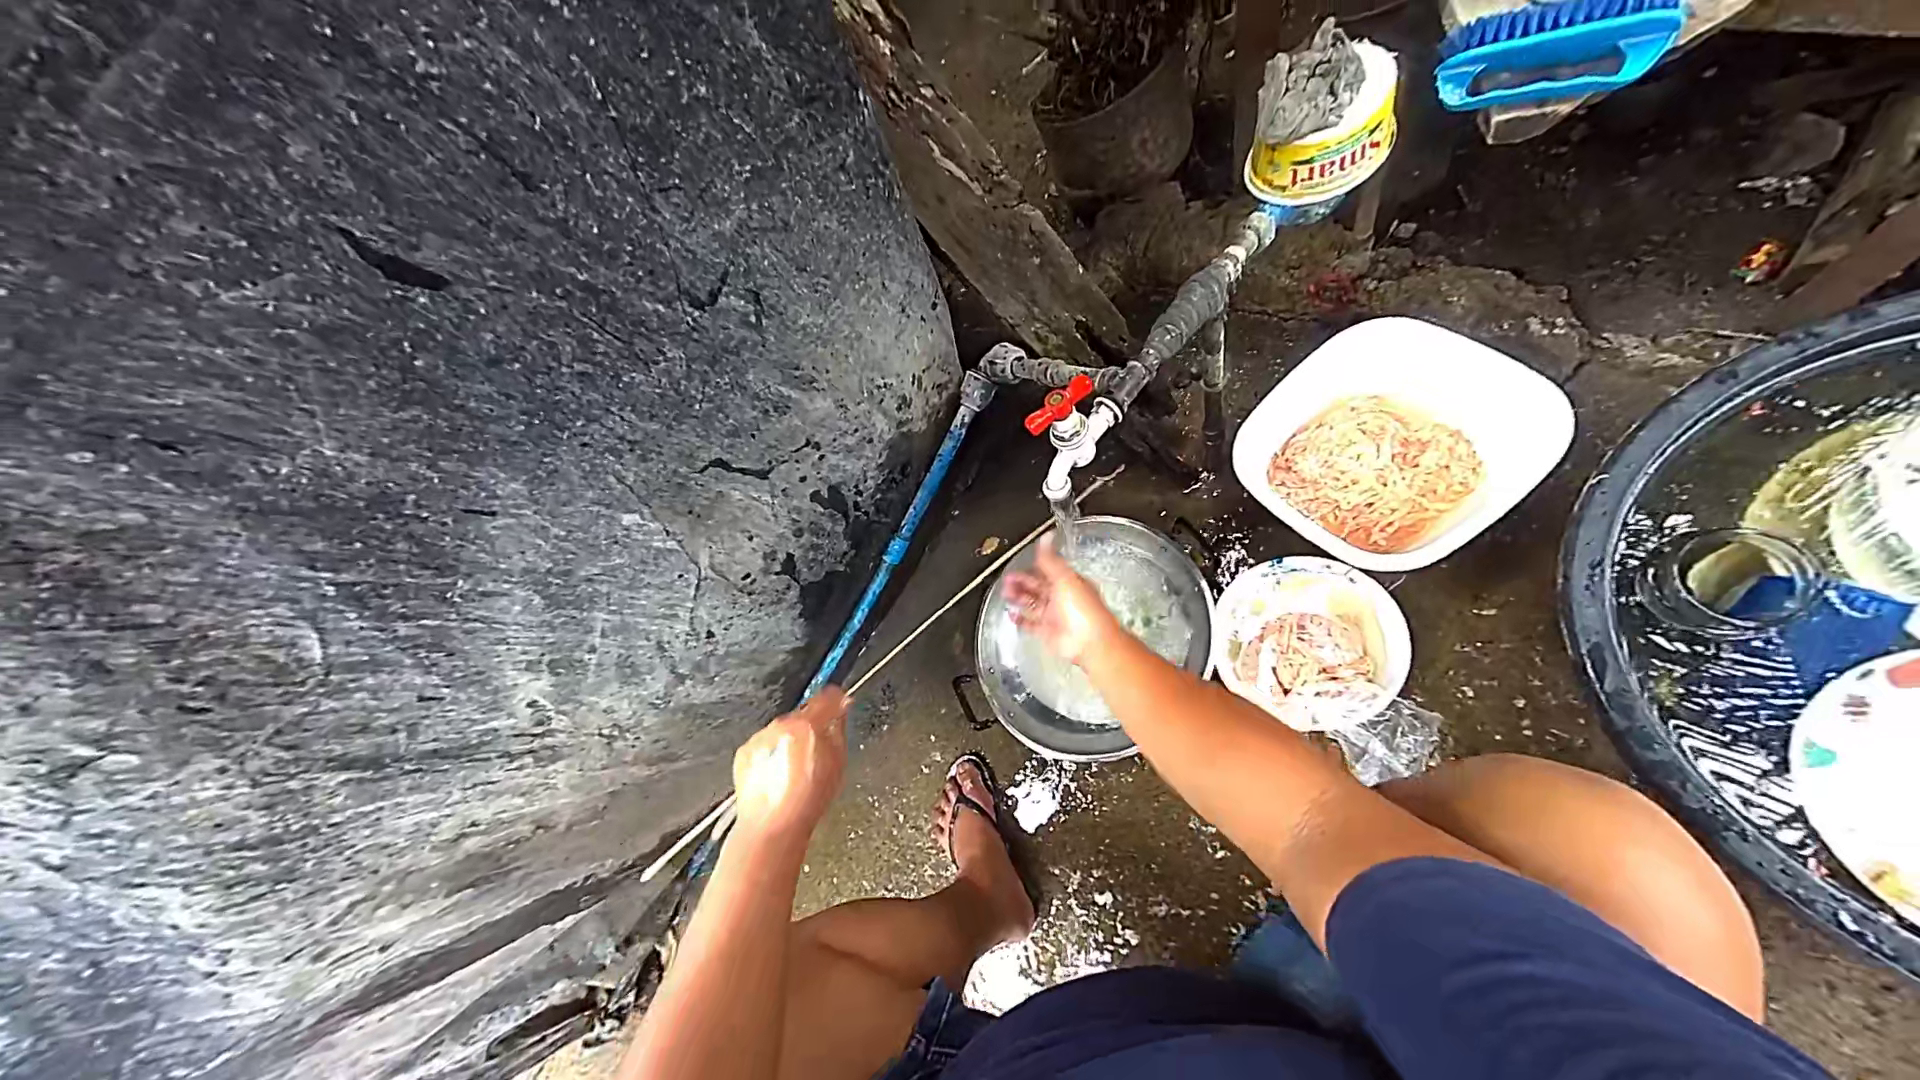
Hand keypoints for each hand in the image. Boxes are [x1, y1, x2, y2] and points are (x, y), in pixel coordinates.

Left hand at [732, 687, 847, 843]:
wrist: (772, 825)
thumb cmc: (806, 800)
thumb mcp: (838, 763)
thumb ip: (840, 730)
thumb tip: (840, 712)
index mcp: (810, 724)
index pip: (827, 696)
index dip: (836, 699)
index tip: (839, 704)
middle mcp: (783, 725)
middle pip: (803, 713)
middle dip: (811, 726)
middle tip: (817, 751)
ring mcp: (762, 737)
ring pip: (782, 728)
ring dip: (790, 740)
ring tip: (795, 770)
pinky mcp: (746, 751)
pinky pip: (764, 743)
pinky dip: (771, 753)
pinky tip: (778, 775)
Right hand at [1001, 536, 1119, 666]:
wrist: (1091, 642)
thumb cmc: (1084, 610)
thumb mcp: (1065, 578)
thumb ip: (1051, 559)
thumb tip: (1047, 537)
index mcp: (1068, 582)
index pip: (1048, 570)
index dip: (1033, 566)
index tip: (1019, 563)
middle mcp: (1062, 598)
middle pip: (1038, 587)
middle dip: (1022, 582)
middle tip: (1007, 579)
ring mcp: (1054, 615)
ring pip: (1032, 603)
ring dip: (1018, 597)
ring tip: (1006, 592)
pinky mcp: (1048, 632)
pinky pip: (1031, 623)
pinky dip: (1021, 619)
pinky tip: (1012, 614)